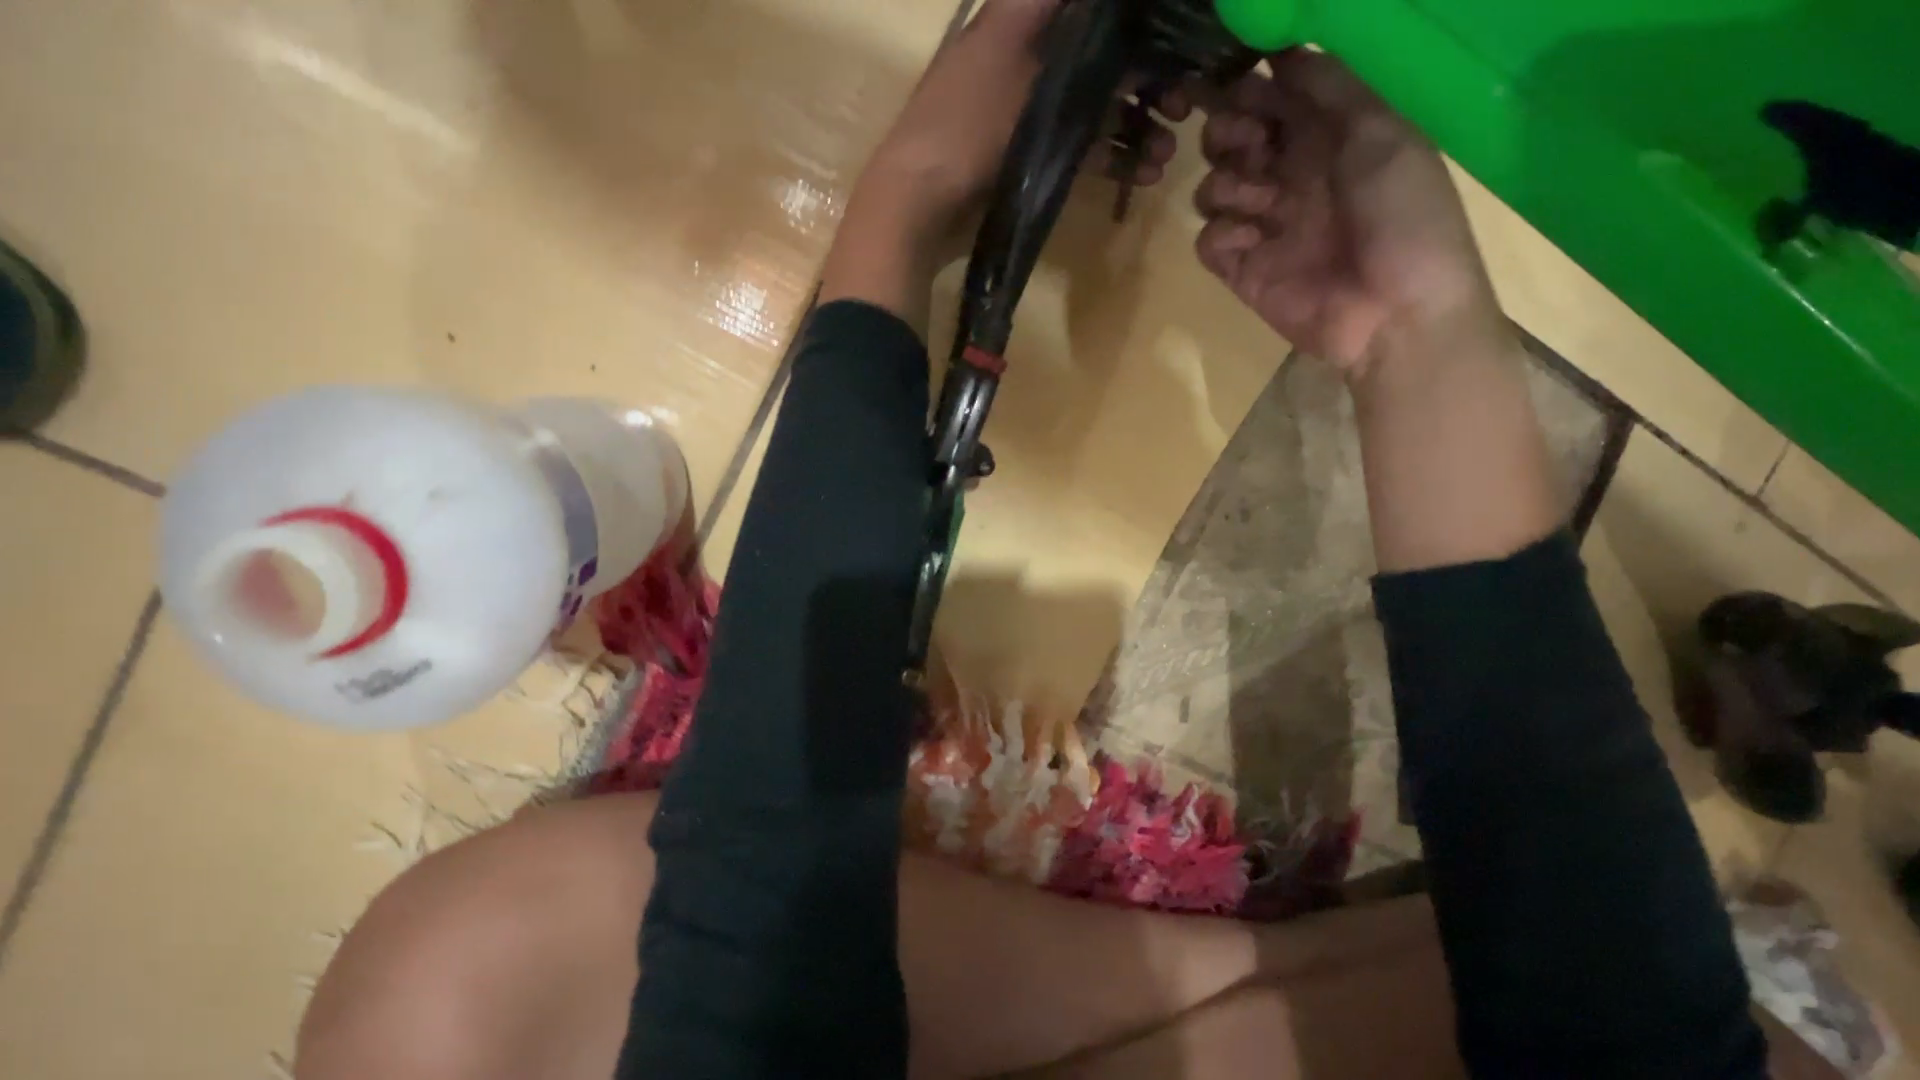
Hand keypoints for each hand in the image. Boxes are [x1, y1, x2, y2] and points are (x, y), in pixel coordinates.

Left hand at [824, 0, 1184, 324]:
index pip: (1076, 2)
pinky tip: (1141, 173)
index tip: (1167, 24)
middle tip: (1184, 103)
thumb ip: (1081, 47)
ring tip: (1165, 150)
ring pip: (1092, 105)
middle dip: (1145, 75)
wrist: (917, 208)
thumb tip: (1129, 32)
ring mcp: (1025, 110)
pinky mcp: (1025, 157)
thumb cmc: (966, 128)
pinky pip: (1078, 148)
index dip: (1126, 13)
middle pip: (1098, 52)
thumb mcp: (1027, 76)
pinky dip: (1110, 158)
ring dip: (1134, 125)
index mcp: (1015, 21)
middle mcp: (1024, 58)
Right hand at [1193, 50, 1503, 376]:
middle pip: (1231, 140)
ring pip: (1213, 186)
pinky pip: (1209, 239)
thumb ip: (1330, 88)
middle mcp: (1291, 178)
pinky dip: (1222, 234)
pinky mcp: (1244, 270)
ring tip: (1260, 202)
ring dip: (1226, 183)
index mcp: (1329, 140)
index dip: (1250, 90)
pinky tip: (1251, 241)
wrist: (1398, 313)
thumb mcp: (1383, 133)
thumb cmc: (1404, 216)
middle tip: (1247, 146)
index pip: (1271, 101)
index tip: (1244, 88)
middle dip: (1227, 133)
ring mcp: (1266, 226)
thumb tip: (1279, 51)